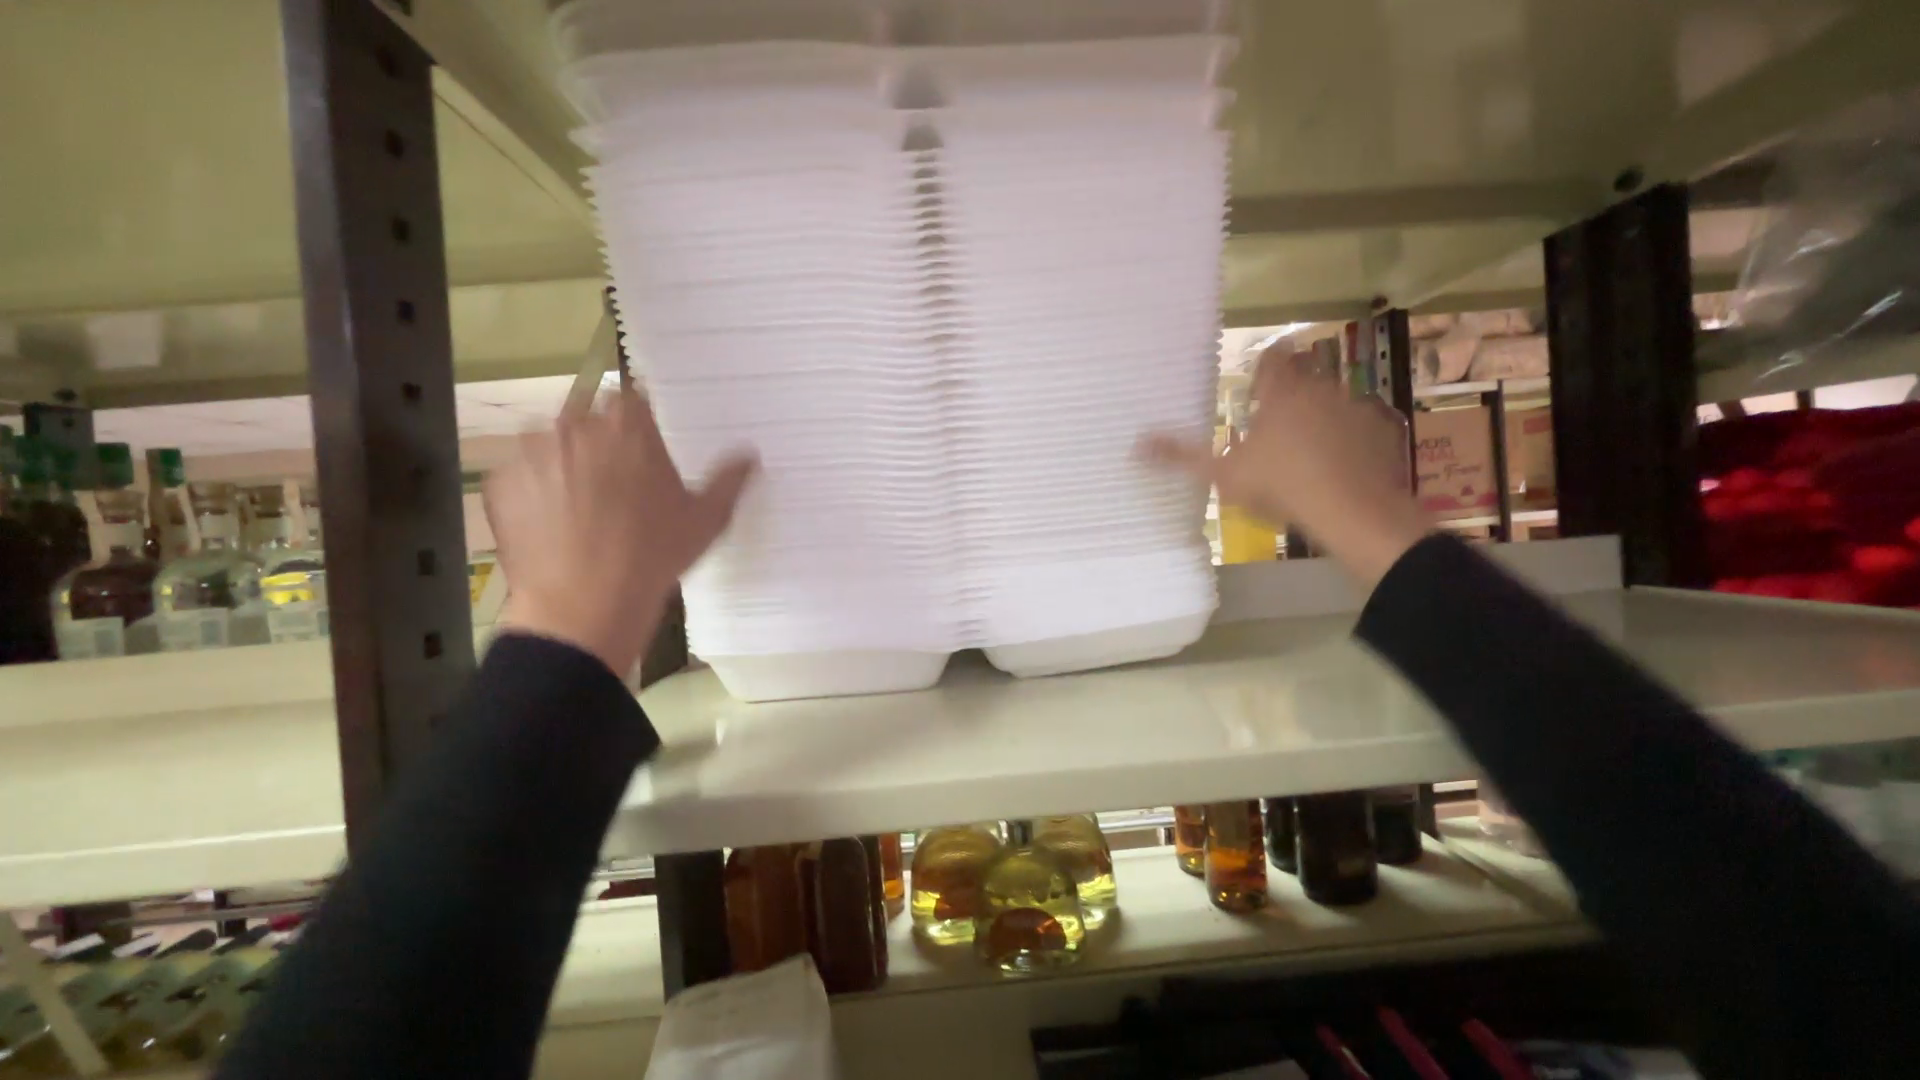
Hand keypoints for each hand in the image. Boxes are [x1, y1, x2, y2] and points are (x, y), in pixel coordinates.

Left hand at [485, 388, 756, 675]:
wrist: (583, 606)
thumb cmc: (653, 556)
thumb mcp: (706, 520)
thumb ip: (729, 479)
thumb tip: (750, 456)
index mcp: (627, 424)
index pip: (631, 399)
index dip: (638, 422)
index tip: (645, 448)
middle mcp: (574, 424)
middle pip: (589, 417)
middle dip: (601, 441)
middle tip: (618, 484)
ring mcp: (531, 452)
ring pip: (552, 444)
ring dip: (566, 462)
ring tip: (583, 507)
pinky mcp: (500, 483)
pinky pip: (522, 476)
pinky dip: (536, 492)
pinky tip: (556, 525)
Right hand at [1142, 345, 1432, 587]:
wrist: (1353, 513)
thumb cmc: (1281, 486)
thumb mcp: (1223, 475)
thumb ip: (1181, 456)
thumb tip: (1135, 444)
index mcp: (1281, 392)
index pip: (1273, 357)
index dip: (1266, 365)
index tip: (1258, 384)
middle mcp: (1320, 388)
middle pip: (1304, 377)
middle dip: (1290, 394)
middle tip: (1274, 425)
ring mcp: (1356, 408)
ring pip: (1333, 401)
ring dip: (1321, 416)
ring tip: (1306, 451)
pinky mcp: (1381, 431)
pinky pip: (1361, 427)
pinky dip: (1350, 439)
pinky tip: (1339, 467)